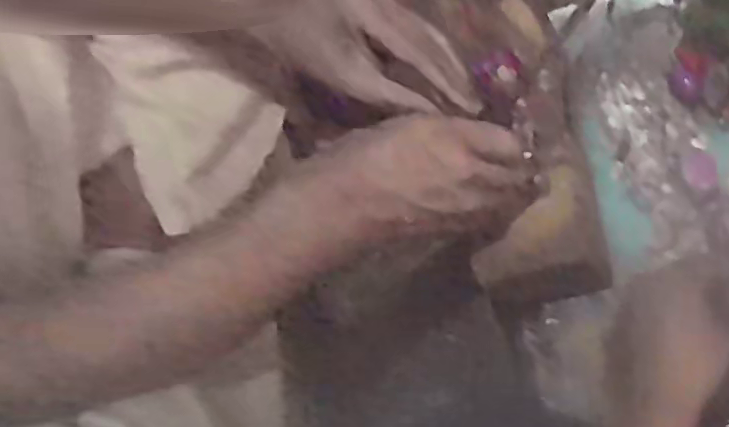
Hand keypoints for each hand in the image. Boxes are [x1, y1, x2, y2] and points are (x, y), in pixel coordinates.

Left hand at [249, 0, 480, 114]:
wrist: (251, 0)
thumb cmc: (297, 40)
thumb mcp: (348, 75)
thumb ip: (396, 95)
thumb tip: (434, 114)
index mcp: (378, 15)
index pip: (426, 56)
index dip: (452, 86)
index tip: (474, 113)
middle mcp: (385, 2)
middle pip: (433, 39)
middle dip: (457, 74)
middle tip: (477, 105)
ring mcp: (379, 0)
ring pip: (426, 31)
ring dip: (449, 63)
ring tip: (465, 90)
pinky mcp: (371, 3)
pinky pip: (413, 27)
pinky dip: (432, 52)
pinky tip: (441, 70)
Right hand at [281, 116, 535, 247]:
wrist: (356, 201)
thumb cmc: (374, 153)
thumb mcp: (415, 124)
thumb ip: (459, 131)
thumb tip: (494, 137)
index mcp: (457, 142)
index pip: (511, 143)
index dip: (518, 141)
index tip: (518, 140)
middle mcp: (476, 177)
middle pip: (523, 175)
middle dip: (528, 168)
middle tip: (528, 163)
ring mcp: (478, 208)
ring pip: (518, 198)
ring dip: (523, 190)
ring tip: (520, 183)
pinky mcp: (474, 228)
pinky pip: (503, 216)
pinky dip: (508, 207)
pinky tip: (500, 201)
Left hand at [610, 258, 728, 426]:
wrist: (653, 408)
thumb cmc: (698, 370)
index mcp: (679, 278)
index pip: (711, 264)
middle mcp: (648, 282)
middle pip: (679, 276)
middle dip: (700, 289)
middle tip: (718, 307)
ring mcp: (626, 306)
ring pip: (657, 296)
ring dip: (675, 306)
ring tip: (692, 327)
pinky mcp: (614, 331)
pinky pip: (642, 319)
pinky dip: (656, 326)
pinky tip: (669, 346)